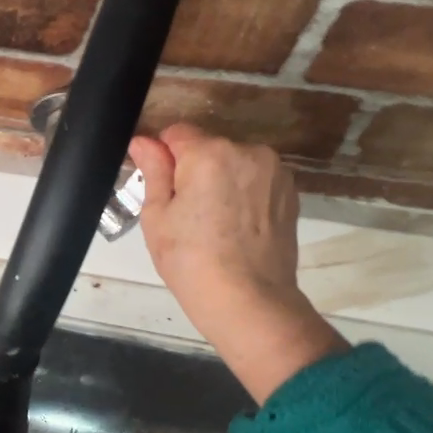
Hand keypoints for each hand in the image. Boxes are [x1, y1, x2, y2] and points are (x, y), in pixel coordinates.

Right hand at [127, 124, 346, 403]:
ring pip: (233, 162)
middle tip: (184, 212)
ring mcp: (274, 170)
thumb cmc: (190, 260)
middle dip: (192, 169)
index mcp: (209, 153)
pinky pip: (255, 179)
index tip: (159, 185)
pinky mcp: (289, 191)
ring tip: (212, 221)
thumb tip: (143, 142)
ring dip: (219, 179)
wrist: (248, 299)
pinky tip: (234, 225)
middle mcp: (247, 151)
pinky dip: (242, 192)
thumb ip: (153, 171)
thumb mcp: (157, 216)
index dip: (162, 156)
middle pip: (207, 147)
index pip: (176, 133)